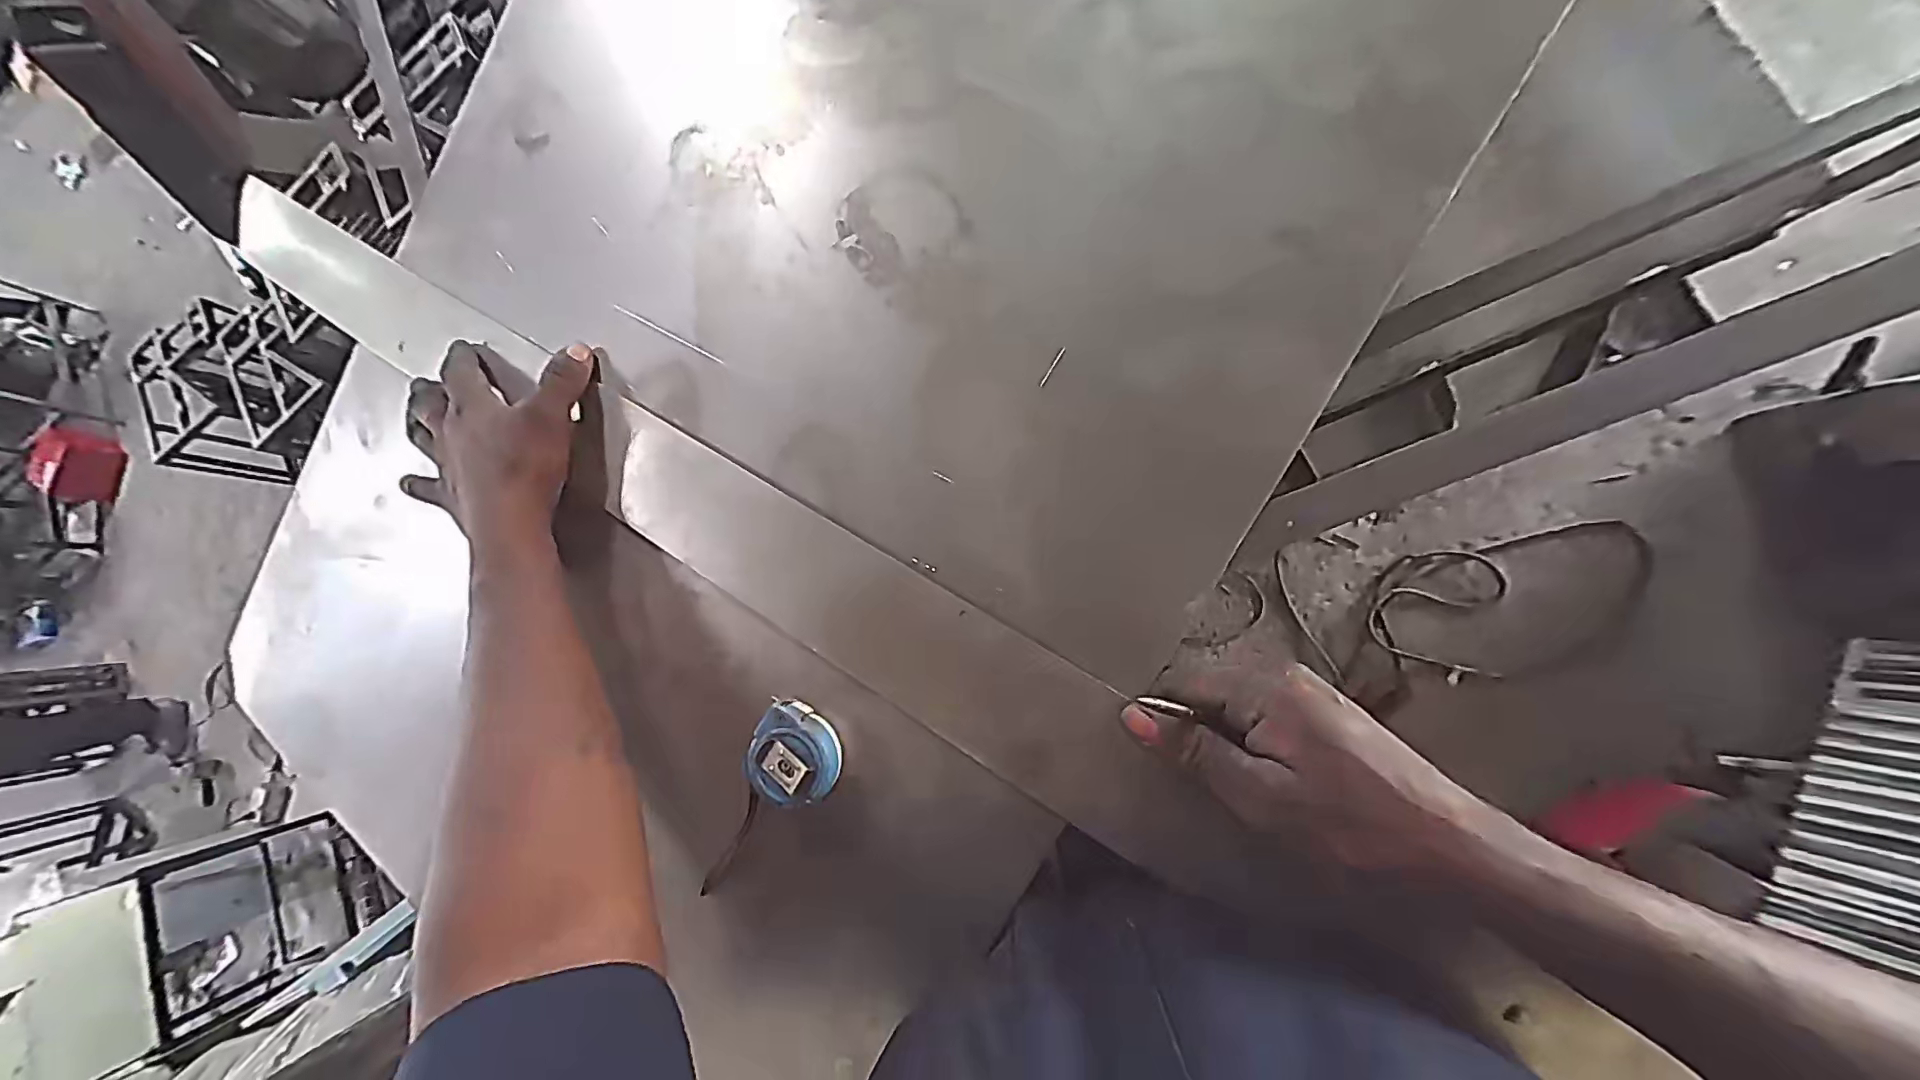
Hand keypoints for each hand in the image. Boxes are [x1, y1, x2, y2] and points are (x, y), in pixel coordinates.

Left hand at [402, 341, 595, 554]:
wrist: (511, 522)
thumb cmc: (524, 470)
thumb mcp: (553, 417)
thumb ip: (563, 382)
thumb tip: (575, 353)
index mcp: (473, 408)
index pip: (461, 371)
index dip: (464, 358)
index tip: (467, 350)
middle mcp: (452, 433)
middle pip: (431, 403)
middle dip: (432, 390)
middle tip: (431, 382)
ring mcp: (449, 465)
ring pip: (423, 437)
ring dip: (419, 426)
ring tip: (416, 418)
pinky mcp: (453, 496)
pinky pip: (427, 486)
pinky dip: (419, 482)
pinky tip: (412, 481)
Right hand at [1120, 650, 1500, 875]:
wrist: (1448, 843)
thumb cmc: (1347, 823)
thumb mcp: (1259, 794)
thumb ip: (1194, 750)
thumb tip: (1133, 715)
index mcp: (1265, 685)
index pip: (1183, 684)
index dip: (1161, 719)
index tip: (1152, 758)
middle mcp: (1284, 674)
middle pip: (1210, 691)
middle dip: (1192, 729)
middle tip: (1196, 778)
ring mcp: (1308, 690)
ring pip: (1235, 704)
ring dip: (1221, 738)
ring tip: (1229, 781)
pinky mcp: (1324, 711)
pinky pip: (1263, 714)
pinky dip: (1248, 740)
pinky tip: (1264, 775)